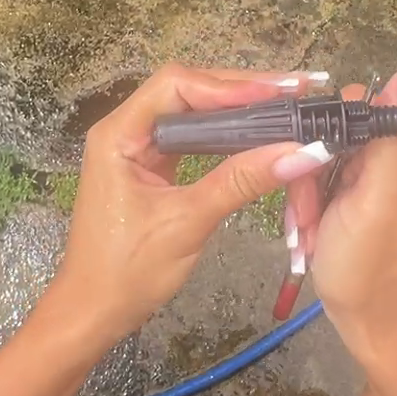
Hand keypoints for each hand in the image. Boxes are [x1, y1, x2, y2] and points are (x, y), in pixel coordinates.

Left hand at [52, 64, 334, 341]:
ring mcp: (136, 147)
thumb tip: (302, 151)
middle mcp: (124, 130)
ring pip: (191, 112)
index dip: (229, 85)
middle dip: (240, 90)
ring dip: (236, 109)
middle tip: (296, 92)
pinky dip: (224, 134)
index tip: (278, 93)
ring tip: (286, 106)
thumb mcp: (188, 222)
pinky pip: (191, 138)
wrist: (94, 310)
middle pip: (186, 91)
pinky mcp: (149, 166)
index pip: (176, 86)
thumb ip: (241, 181)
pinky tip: (257, 134)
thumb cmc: (128, 270)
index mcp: (118, 134)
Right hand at [285, 52, 396, 354]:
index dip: (331, 137)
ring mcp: (377, 174)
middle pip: (338, 131)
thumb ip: (391, 134)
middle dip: (312, 170)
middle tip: (312, 213)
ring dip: (305, 190)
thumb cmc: (368, 265)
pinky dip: (306, 201)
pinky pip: (318, 174)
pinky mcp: (356, 190)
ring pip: (321, 152)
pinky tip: (309, 228)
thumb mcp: (379, 200)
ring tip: (309, 227)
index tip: (317, 176)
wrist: (359, 318)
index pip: (364, 110)